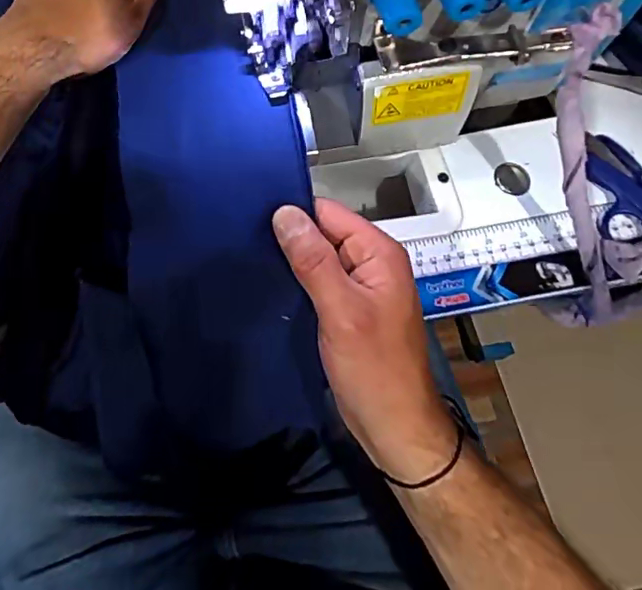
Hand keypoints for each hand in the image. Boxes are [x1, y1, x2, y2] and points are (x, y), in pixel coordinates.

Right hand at [273, 199, 460, 481]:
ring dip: (292, 260)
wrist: (395, 429)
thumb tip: (284, 213)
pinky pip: (319, 281)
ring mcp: (359, 287)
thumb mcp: (341, 310)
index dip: (295, 213)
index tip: (254, 217)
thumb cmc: (375, 370)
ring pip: (318, 257)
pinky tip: (273, 287)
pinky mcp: (347, 309)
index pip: (329, 213)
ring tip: (253, 262)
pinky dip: (298, 282)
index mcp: (378, 253)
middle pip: (323, 232)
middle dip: (290, 236)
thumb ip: (313, 260)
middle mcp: (371, 263)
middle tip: (246, 243)